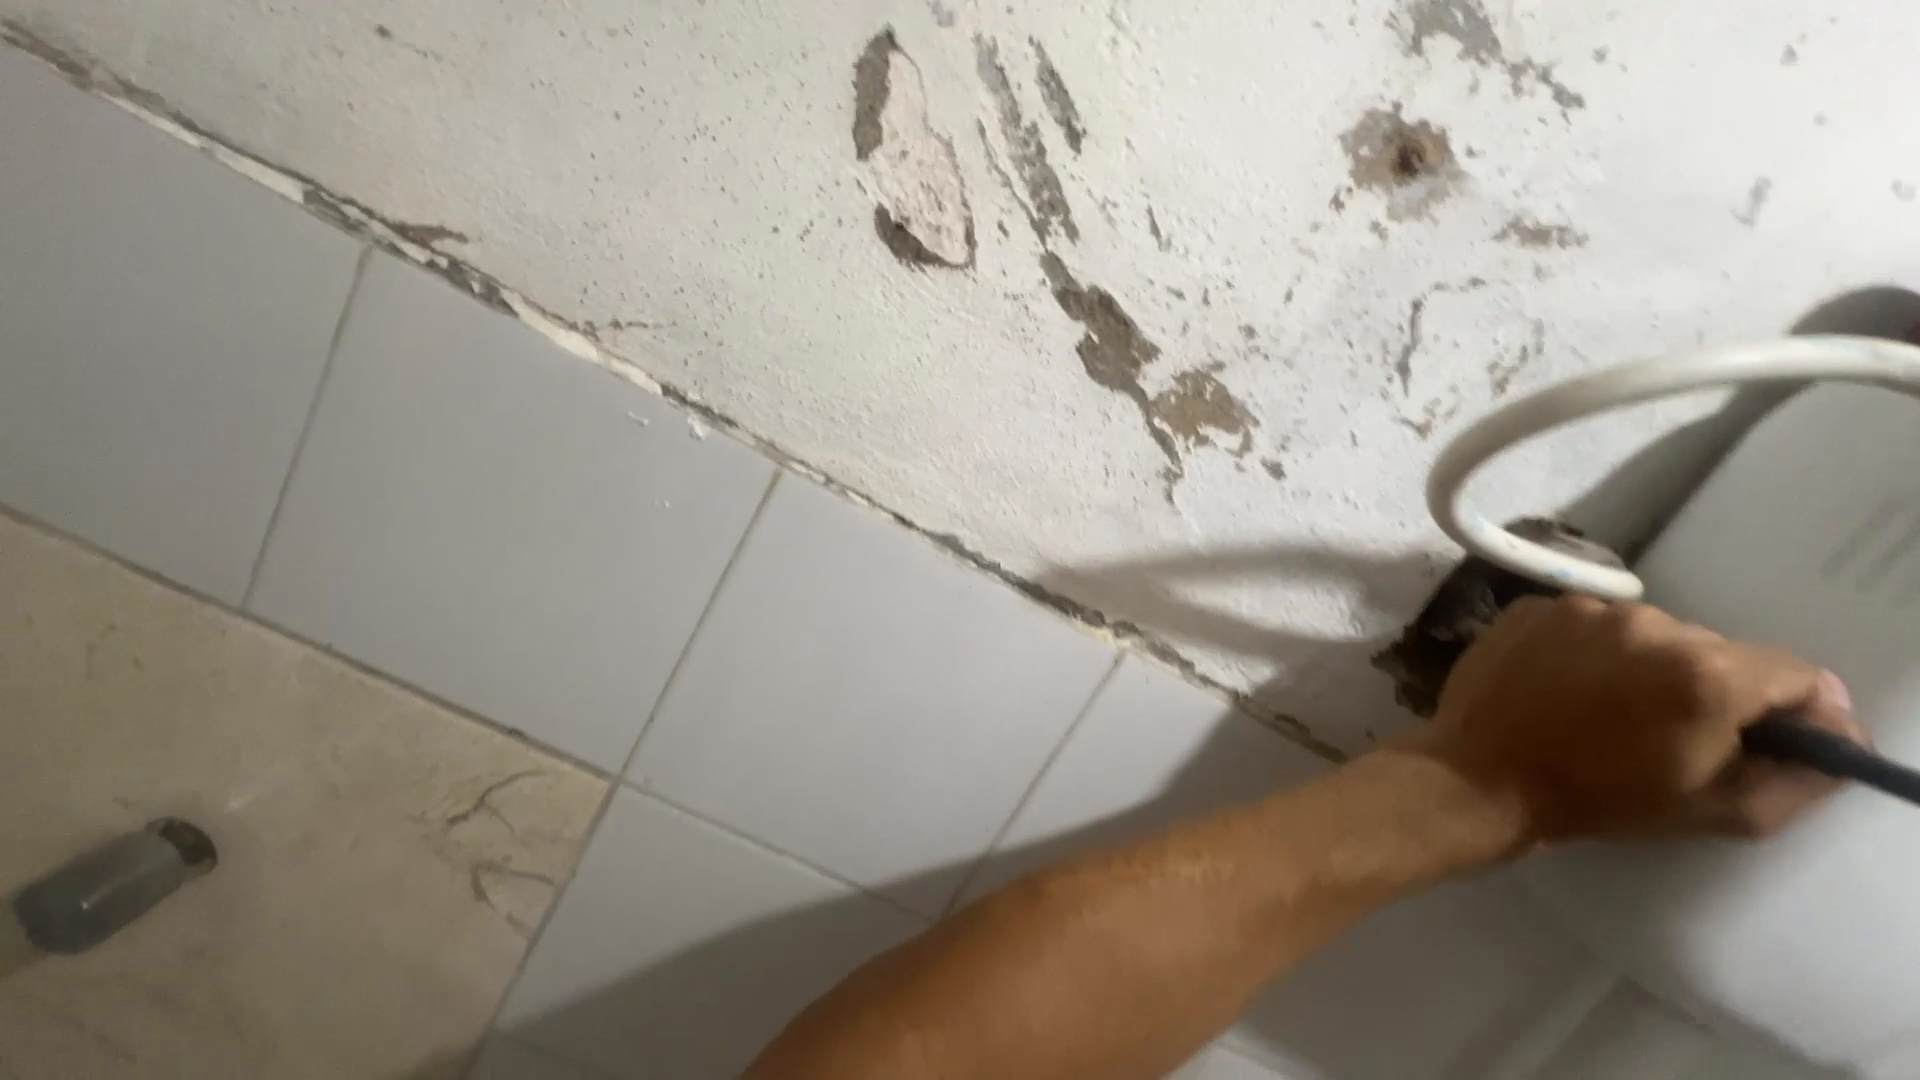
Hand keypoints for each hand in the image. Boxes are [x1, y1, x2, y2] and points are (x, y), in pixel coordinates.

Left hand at [1414, 594, 1863, 842]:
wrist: (1478, 775)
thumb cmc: (1597, 797)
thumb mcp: (1718, 807)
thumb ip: (1800, 773)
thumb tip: (1833, 734)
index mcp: (1705, 672)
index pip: (1791, 673)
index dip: (1789, 709)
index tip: (1762, 735)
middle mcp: (1647, 624)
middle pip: (1713, 650)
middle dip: (1706, 687)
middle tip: (1664, 729)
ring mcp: (1581, 609)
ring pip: (1646, 633)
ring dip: (1641, 664)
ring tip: (1603, 707)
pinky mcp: (1530, 606)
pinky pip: (1585, 624)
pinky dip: (1586, 649)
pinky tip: (1561, 683)